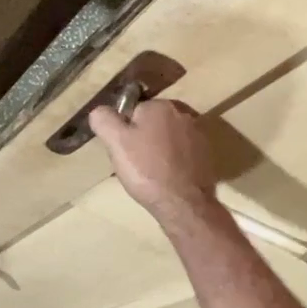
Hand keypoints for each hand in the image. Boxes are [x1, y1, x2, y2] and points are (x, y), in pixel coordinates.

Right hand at [88, 99, 218, 224]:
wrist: (181, 202)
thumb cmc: (145, 170)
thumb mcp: (116, 143)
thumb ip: (104, 120)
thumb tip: (99, 110)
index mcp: (160, 105)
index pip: (134, 111)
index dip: (125, 131)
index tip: (124, 150)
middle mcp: (183, 113)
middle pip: (153, 122)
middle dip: (144, 137)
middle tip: (136, 162)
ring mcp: (198, 133)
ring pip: (168, 136)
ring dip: (160, 148)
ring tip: (152, 171)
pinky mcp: (207, 152)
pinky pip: (183, 150)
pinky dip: (175, 159)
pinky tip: (169, 175)